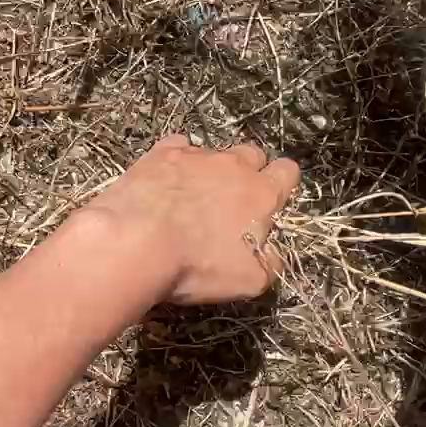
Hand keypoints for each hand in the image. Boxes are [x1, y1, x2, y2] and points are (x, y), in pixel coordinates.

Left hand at [83, 135, 299, 304]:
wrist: (137, 242)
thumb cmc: (197, 265)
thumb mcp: (249, 281)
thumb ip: (269, 262)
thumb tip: (271, 253)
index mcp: (261, 193)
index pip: (287, 172)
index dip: (281, 184)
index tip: (270, 201)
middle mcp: (232, 165)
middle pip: (252, 154)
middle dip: (247, 172)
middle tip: (229, 201)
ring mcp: (195, 155)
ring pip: (213, 151)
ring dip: (209, 168)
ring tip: (191, 195)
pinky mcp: (160, 153)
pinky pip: (177, 146)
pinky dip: (175, 160)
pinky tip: (165, 179)